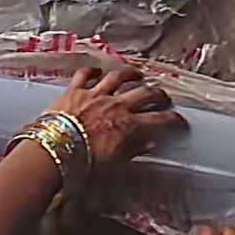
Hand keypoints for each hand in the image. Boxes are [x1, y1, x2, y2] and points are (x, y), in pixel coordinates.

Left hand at [46, 66, 184, 169]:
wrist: (54, 151)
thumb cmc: (85, 164)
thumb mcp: (115, 163)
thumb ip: (134, 150)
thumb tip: (153, 143)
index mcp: (128, 125)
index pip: (159, 120)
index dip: (173, 119)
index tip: (181, 120)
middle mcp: (116, 105)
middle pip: (144, 93)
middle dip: (158, 93)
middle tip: (163, 95)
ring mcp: (96, 94)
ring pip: (118, 77)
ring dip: (130, 74)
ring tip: (137, 74)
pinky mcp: (75, 89)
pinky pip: (85, 75)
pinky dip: (92, 71)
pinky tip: (97, 70)